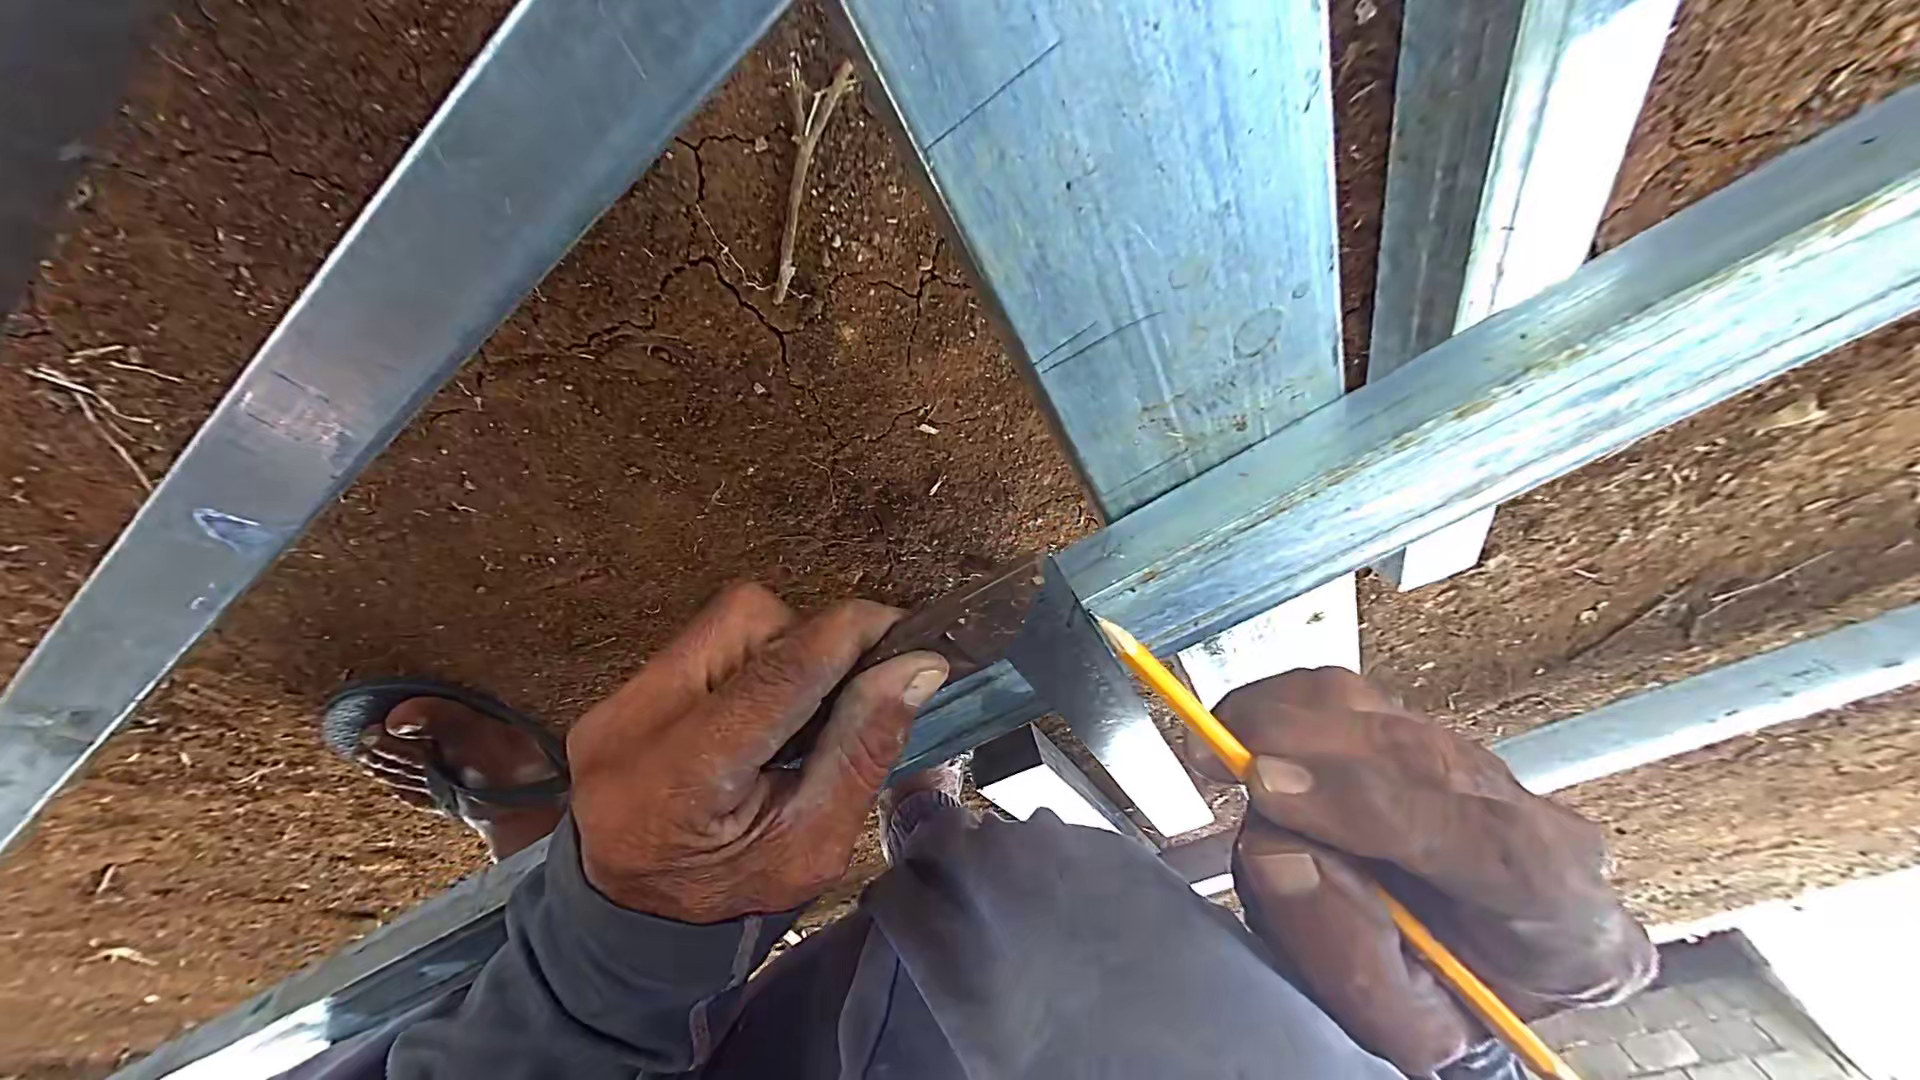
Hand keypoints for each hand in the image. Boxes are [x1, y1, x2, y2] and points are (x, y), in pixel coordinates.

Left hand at [565, 583, 948, 922]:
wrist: (631, 910)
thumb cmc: (728, 891)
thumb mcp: (812, 844)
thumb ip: (863, 750)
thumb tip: (915, 669)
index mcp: (680, 778)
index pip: (779, 674)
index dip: (852, 635)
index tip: (908, 636)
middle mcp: (636, 719)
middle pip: (750, 619)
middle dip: (817, 640)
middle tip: (845, 687)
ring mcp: (623, 695)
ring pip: (734, 615)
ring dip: (788, 645)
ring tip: (798, 706)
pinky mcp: (627, 685)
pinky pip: (714, 634)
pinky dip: (759, 654)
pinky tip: (765, 704)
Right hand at [1212, 668, 1655, 1074]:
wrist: (1471, 960)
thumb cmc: (1444, 998)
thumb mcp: (1406, 1027)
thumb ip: (1346, 955)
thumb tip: (1277, 854)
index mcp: (1565, 921)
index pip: (1485, 844)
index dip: (1362, 803)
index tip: (1268, 786)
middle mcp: (1528, 821)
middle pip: (1413, 753)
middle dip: (1302, 745)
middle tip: (1220, 755)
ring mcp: (1468, 765)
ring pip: (1373, 710)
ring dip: (1282, 719)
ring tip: (1223, 741)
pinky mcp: (1412, 731)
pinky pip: (1340, 693)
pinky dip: (1280, 701)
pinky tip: (1246, 725)